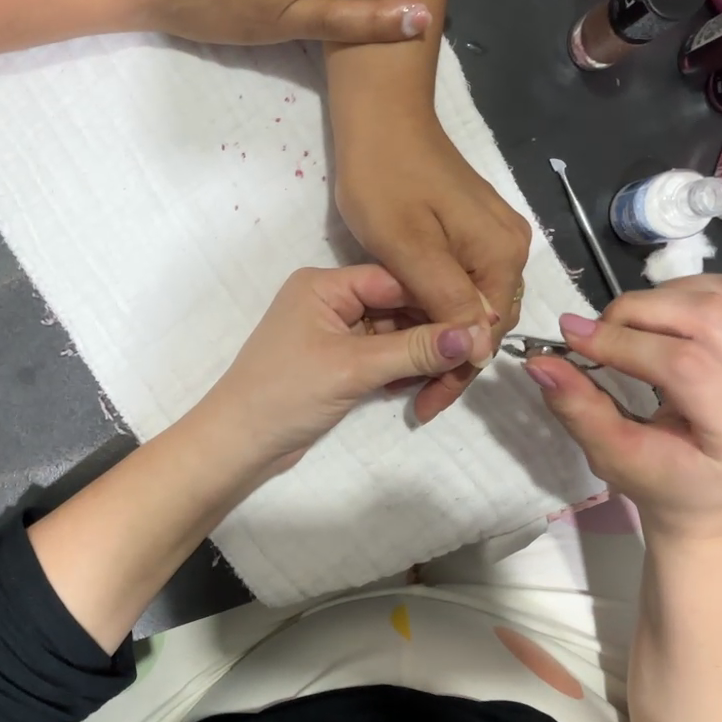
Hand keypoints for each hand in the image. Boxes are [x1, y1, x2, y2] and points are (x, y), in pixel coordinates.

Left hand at [195, 265, 479, 471]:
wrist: (240, 444)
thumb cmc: (287, 394)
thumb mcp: (355, 368)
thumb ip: (416, 349)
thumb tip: (476, 335)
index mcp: (325, 284)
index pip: (397, 278)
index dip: (439, 299)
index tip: (481, 323)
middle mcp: (330, 300)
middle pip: (399, 305)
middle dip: (433, 333)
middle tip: (470, 359)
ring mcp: (333, 333)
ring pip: (394, 334)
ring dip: (420, 356)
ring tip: (447, 378)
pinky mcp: (337, 363)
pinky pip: (382, 356)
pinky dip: (402, 370)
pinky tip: (420, 388)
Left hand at [334, 117, 529, 422]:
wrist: (378, 118)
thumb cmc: (385, 181)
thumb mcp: (408, 248)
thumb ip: (444, 301)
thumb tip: (480, 352)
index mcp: (500, 256)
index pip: (487, 335)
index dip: (455, 375)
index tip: (423, 407)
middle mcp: (507, 250)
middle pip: (483, 325)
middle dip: (448, 364)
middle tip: (412, 398)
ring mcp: (489, 240)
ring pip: (468, 310)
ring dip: (439, 343)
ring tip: (405, 375)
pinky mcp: (467, 234)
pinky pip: (458, 288)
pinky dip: (433, 316)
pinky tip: (407, 333)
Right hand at [523, 275, 721, 539]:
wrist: (705, 488)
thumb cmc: (657, 479)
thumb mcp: (609, 454)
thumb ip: (577, 407)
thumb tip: (539, 361)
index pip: (687, 366)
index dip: (623, 342)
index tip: (570, 335)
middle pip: (711, 320)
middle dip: (639, 312)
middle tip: (598, 329)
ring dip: (664, 297)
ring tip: (628, 324)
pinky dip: (691, 292)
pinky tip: (665, 317)